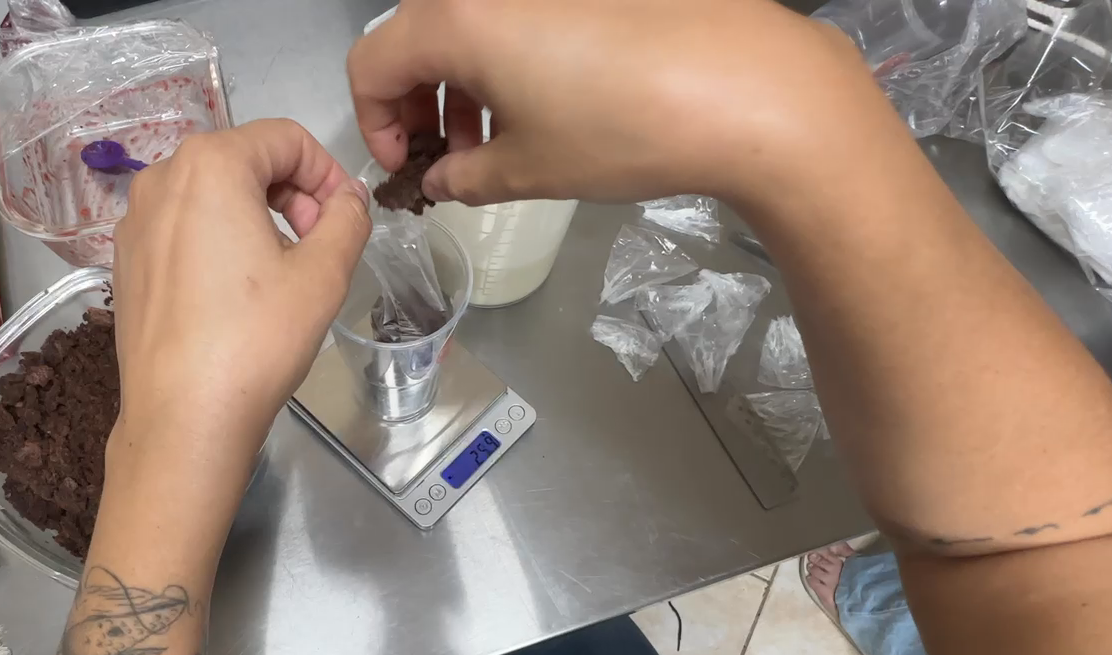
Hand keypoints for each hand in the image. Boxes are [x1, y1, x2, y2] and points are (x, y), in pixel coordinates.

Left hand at [110, 119, 368, 476]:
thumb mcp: (323, 276)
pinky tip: (236, 301)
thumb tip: (350, 199)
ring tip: (280, 279)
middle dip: (293, 197)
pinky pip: (183, 234)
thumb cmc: (257, 340)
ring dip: (258, 222)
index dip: (328, 173)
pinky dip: (219, 247)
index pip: (285, 138)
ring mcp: (134, 224)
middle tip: (319, 251)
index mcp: (209, 165)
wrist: (185, 417)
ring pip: (211, 200)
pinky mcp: (127, 266)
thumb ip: (348, 220)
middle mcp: (160, 180)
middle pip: (244, 162)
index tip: (346, 222)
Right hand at [347, 0, 903, 209]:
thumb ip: (461, 179)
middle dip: (415, 104)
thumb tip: (437, 181)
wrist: (740, 87)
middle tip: (445, 158)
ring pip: (465, 24)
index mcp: (458, 18)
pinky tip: (532, 105)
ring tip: (490, 141)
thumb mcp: (523, 171)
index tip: (407, 168)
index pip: (372, 63)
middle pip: (415, 36)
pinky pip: (513, 15)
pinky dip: (501, 61)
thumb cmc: (615, 133)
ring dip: (457, 85)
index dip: (375, 124)